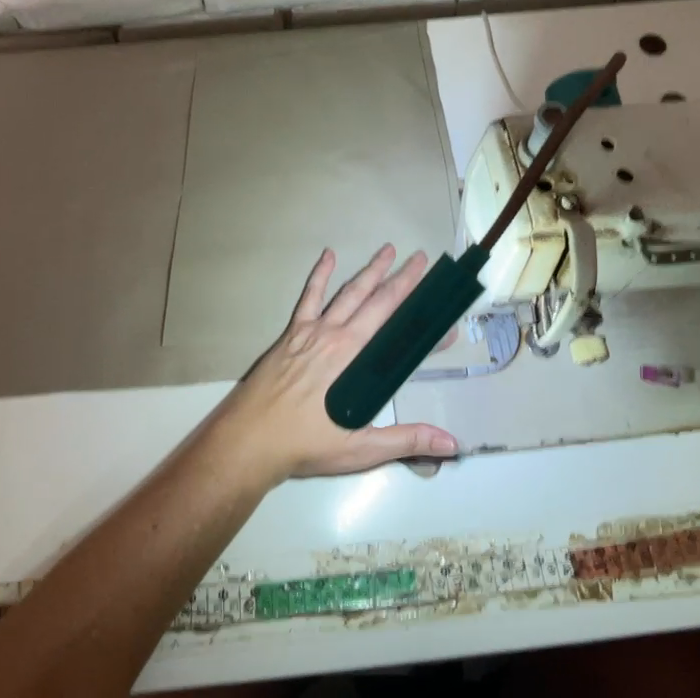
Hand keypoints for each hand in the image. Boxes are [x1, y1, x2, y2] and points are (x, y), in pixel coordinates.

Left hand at [204, 245, 460, 484]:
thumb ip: (405, 440)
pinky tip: (328, 255)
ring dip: (369, 272)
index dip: (422, 319)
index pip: (396, 331)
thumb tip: (451, 444)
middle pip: (375, 301)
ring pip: (347, 293)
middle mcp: (336, 337)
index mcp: (354, 360)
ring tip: (388, 251)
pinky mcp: (290, 334)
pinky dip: (319, 275)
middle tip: (421, 258)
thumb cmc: (304, 444)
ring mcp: (311, 332)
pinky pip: (308, 298)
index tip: (443, 309)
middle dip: (401, 279)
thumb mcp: (360, 449)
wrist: (248, 440)